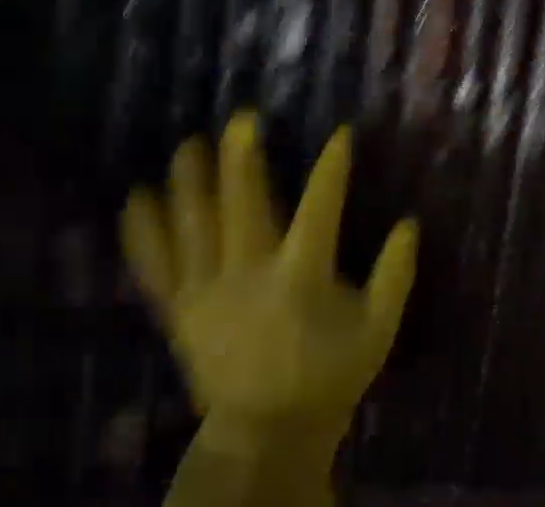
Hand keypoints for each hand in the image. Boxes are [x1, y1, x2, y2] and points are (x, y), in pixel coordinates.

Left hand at [120, 114, 417, 427]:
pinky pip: (153, 266)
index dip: (332, 169)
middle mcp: (247, 275)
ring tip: (189, 144)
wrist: (268, 426)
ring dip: (189, 182)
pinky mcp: (179, 311)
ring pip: (191, 227)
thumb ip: (396, 274)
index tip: (341, 133)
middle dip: (241, 159)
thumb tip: (408, 223)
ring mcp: (206, 293)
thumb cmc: (333, 370)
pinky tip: (137, 198)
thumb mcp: (381, 326)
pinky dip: (142, 231)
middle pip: (240, 207)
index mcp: (301, 277)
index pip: (320, 209)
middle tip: (242, 119)